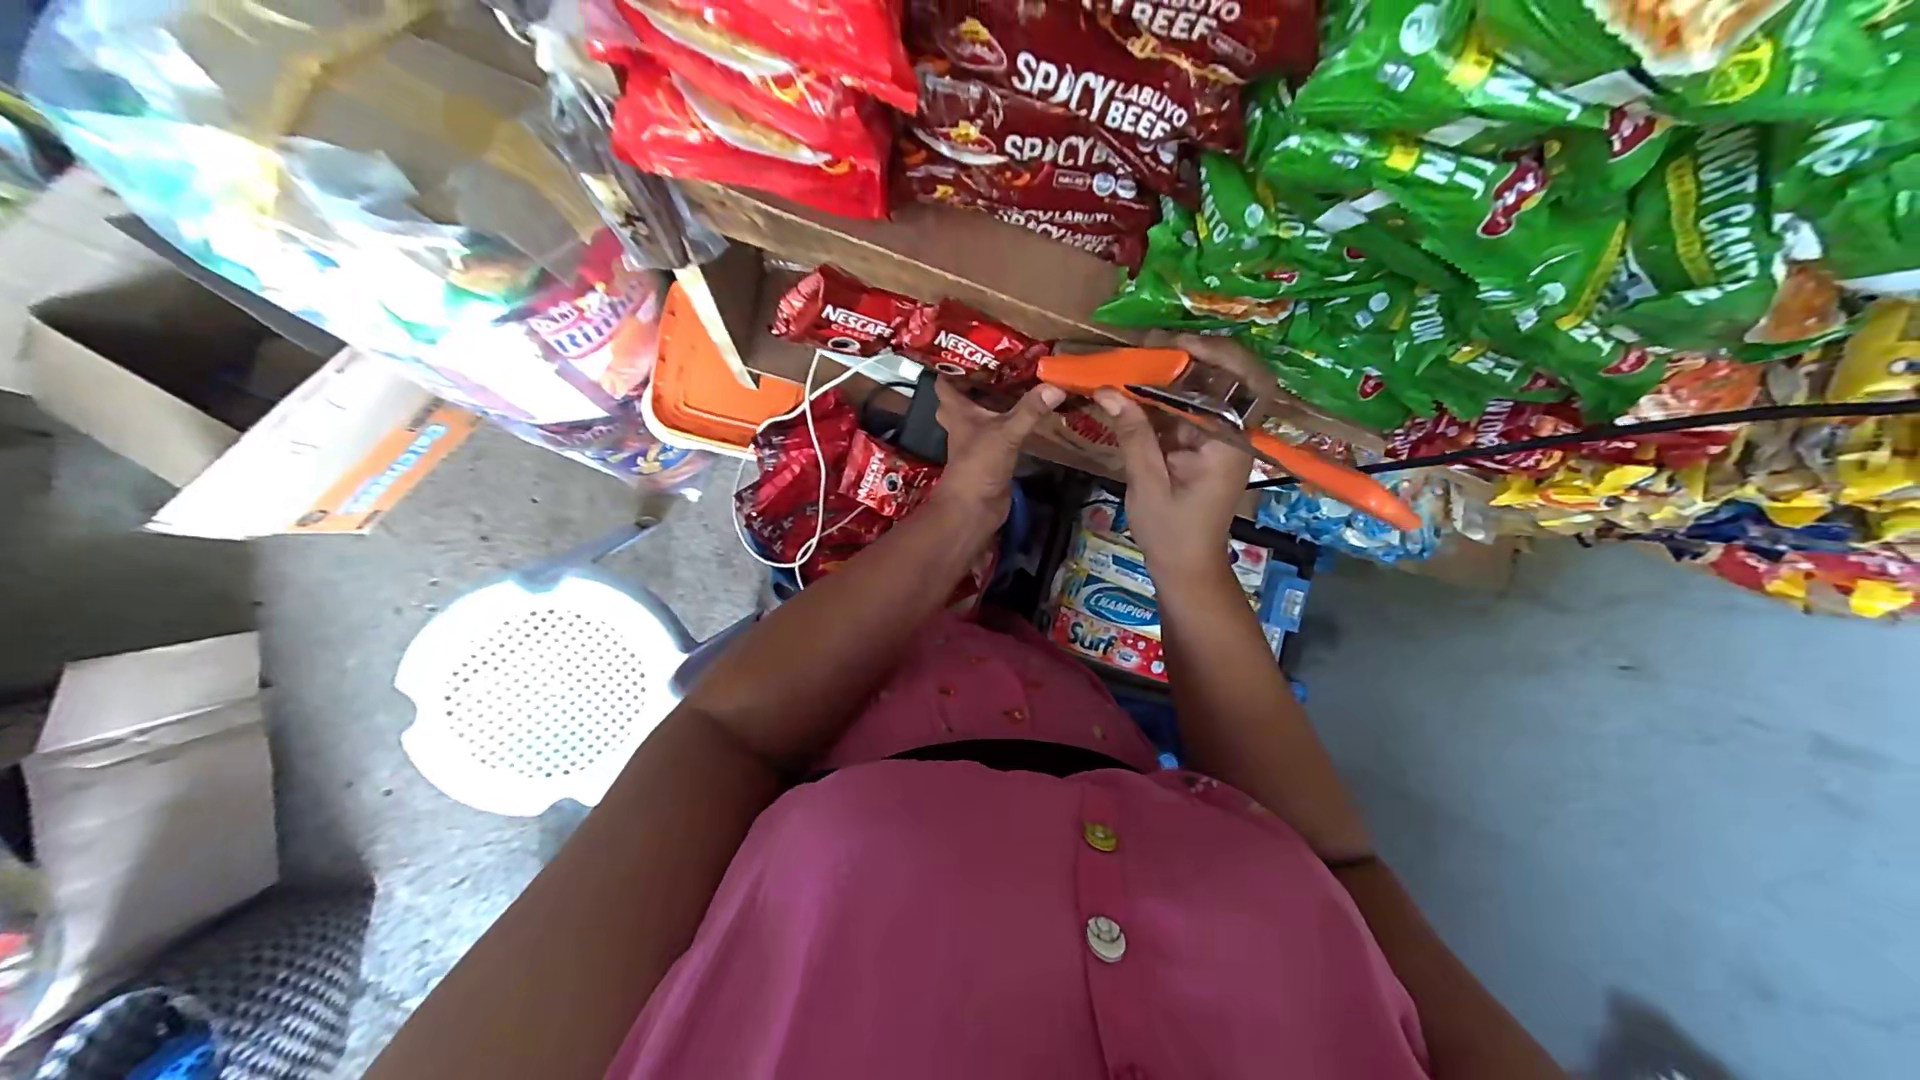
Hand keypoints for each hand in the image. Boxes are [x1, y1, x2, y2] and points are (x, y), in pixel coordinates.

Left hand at [931, 377, 1065, 527]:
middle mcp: (962, 424)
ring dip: (993, 403)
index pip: (945, 383)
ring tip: (1017, 382)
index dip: (952, 367)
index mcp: (957, 412)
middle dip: (974, 384)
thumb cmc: (978, 466)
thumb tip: (1055, 386)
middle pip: (960, 400)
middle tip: (1000, 367)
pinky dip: (1008, 423)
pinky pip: (997, 433)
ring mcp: (975, 442)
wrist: (973, 510)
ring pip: (980, 416)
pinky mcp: (990, 456)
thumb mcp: (1006, 433)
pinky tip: (1026, 415)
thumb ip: (1029, 410)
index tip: (971, 350)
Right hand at [1093, 334, 1257, 582]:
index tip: (1163, 343)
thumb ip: (1132, 433)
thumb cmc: (1171, 532)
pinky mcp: (1204, 446)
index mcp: (1228, 442)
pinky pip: (1186, 411)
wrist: (1186, 566)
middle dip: (1188, 355)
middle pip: (1223, 377)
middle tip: (1148, 346)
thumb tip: (1106, 390)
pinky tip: (1134, 391)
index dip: (1203, 353)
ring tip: (1133, 361)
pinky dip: (1161, 400)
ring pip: (1201, 392)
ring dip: (1170, 376)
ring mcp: (1219, 439)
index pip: (1231, 382)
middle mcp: (1231, 434)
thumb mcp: (1147, 482)